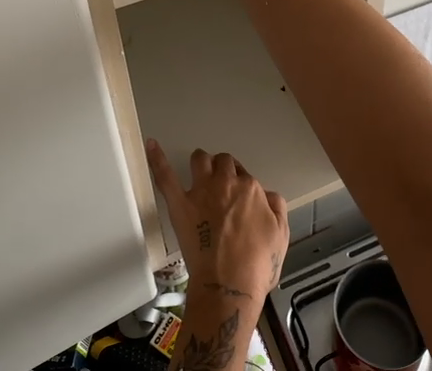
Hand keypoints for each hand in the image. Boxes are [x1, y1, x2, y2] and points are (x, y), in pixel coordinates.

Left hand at [147, 140, 288, 299]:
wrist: (228, 286)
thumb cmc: (257, 265)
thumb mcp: (281, 235)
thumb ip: (276, 207)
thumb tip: (266, 194)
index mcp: (251, 189)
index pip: (245, 176)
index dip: (242, 186)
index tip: (240, 200)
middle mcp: (225, 183)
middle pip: (224, 162)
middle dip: (224, 169)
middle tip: (223, 186)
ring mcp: (200, 192)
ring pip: (200, 160)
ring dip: (203, 161)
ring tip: (202, 169)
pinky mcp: (179, 204)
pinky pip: (165, 176)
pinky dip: (157, 159)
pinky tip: (151, 144)